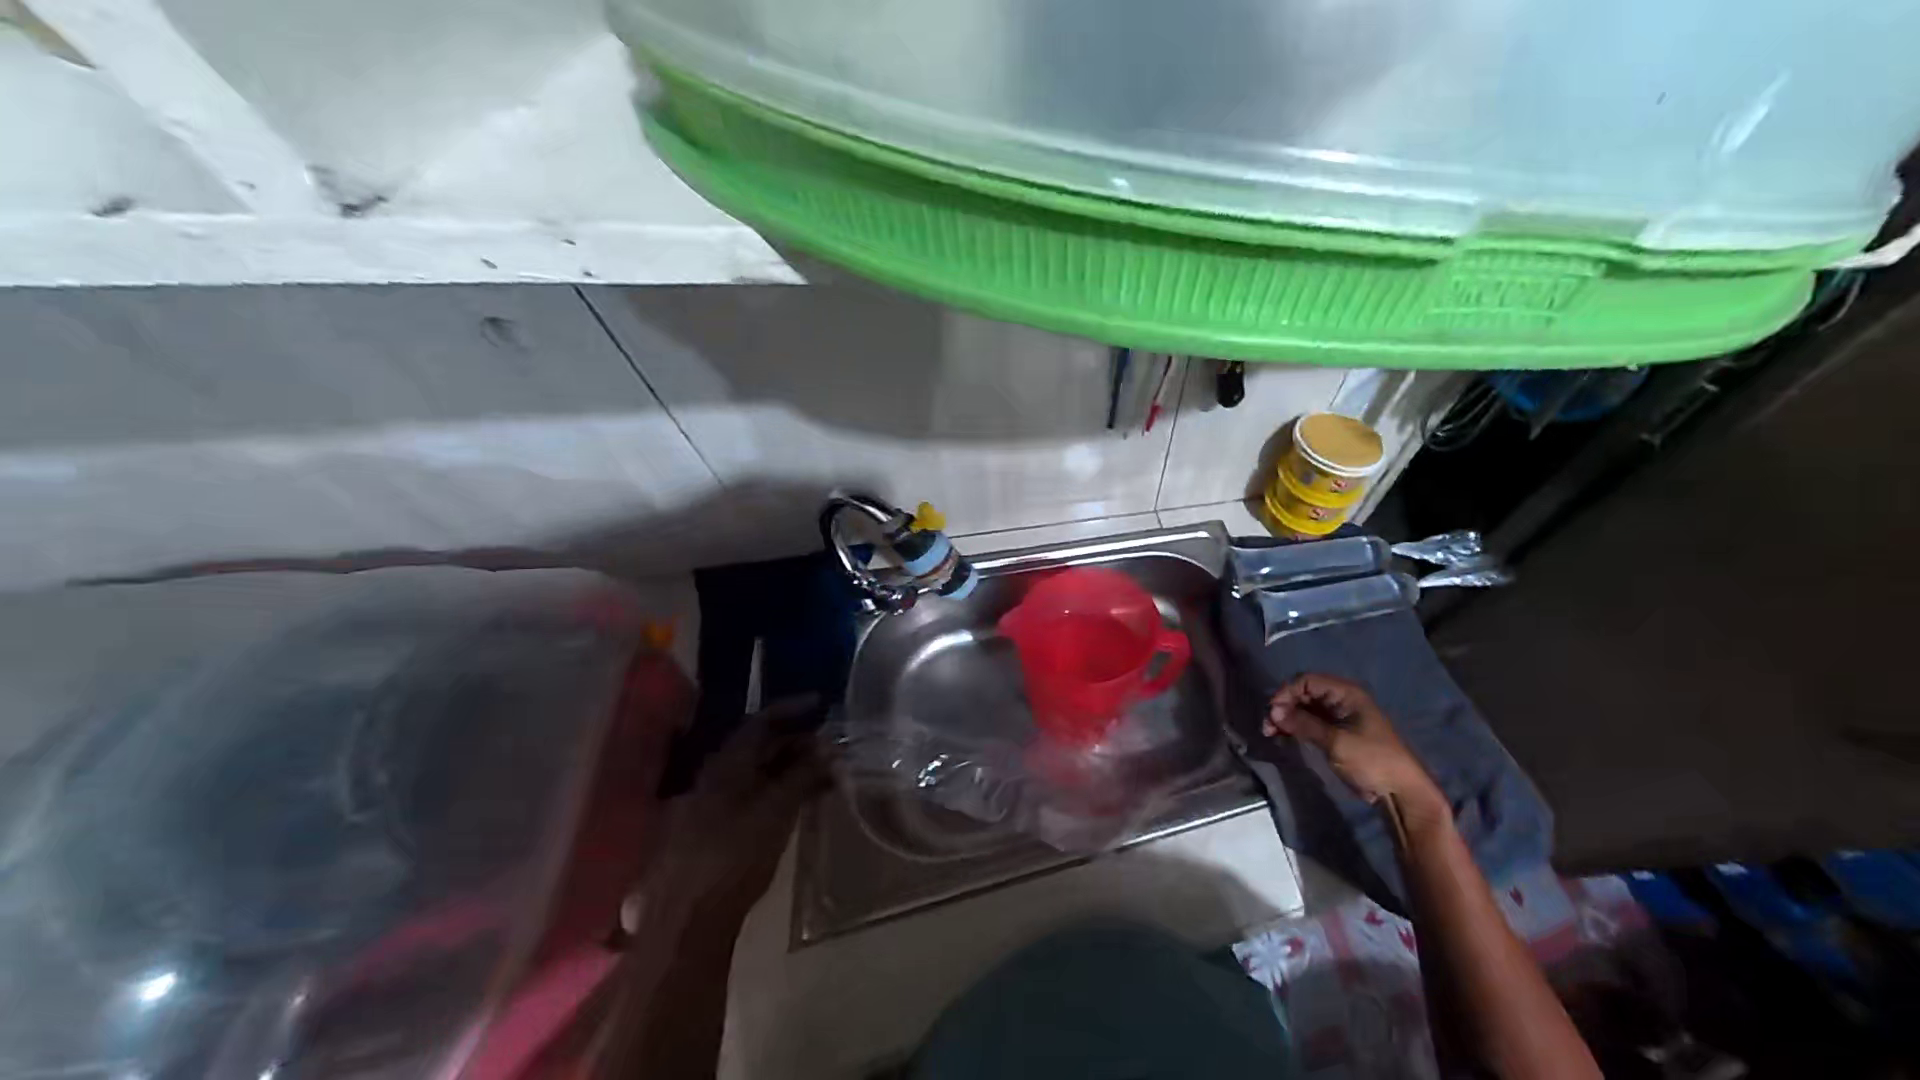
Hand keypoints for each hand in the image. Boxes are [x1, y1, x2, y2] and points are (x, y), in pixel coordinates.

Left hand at [639, 696, 827, 928]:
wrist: (688, 918)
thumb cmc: (734, 855)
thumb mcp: (777, 811)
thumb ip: (804, 776)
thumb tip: (830, 748)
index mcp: (728, 763)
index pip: (762, 720)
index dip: (793, 709)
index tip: (822, 703)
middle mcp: (718, 775)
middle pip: (760, 746)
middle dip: (798, 741)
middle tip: (832, 744)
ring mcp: (714, 804)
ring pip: (758, 773)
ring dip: (792, 767)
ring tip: (826, 773)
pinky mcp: (717, 831)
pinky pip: (754, 795)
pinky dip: (781, 790)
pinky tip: (801, 802)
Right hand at [1264, 674, 1449, 829]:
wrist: (1400, 791)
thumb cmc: (1372, 760)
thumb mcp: (1336, 741)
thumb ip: (1304, 724)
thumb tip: (1273, 712)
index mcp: (1346, 694)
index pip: (1307, 681)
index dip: (1286, 693)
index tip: (1273, 712)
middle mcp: (1341, 700)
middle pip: (1303, 693)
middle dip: (1283, 706)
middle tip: (1268, 725)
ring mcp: (1338, 716)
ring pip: (1304, 708)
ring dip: (1286, 718)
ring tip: (1271, 733)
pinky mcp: (1336, 732)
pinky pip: (1309, 722)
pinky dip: (1295, 727)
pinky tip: (1283, 736)